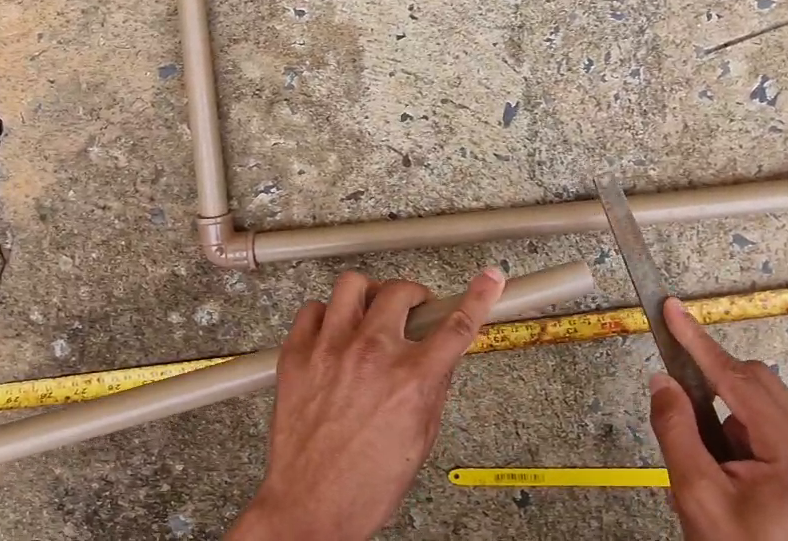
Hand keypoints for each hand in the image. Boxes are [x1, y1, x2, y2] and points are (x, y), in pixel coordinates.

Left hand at [227, 267, 505, 540]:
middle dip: (413, 296)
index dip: (480, 296)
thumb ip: (433, 390)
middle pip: (401, 291)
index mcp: (411, 380)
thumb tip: (440, 358)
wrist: (309, 508)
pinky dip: (326, 314)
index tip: (490, 280)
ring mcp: (331, 348)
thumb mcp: (419, 440)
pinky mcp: (298, 354)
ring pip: (353, 285)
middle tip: (412, 309)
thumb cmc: (363, 486)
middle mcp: (372, 354)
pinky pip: (312, 308)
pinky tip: (332, 331)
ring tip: (370, 311)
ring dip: (369, 294)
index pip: (457, 324)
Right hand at [649, 296, 787, 540]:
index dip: (698, 341)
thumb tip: (663, 382)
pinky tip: (730, 471)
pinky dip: (743, 433)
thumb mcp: (697, 497)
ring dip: (728, 414)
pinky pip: (775, 428)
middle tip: (678, 403)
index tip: (671, 309)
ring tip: (712, 464)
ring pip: (764, 404)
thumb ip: (676, 430)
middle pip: (755, 384)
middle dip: (713, 385)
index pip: (737, 379)